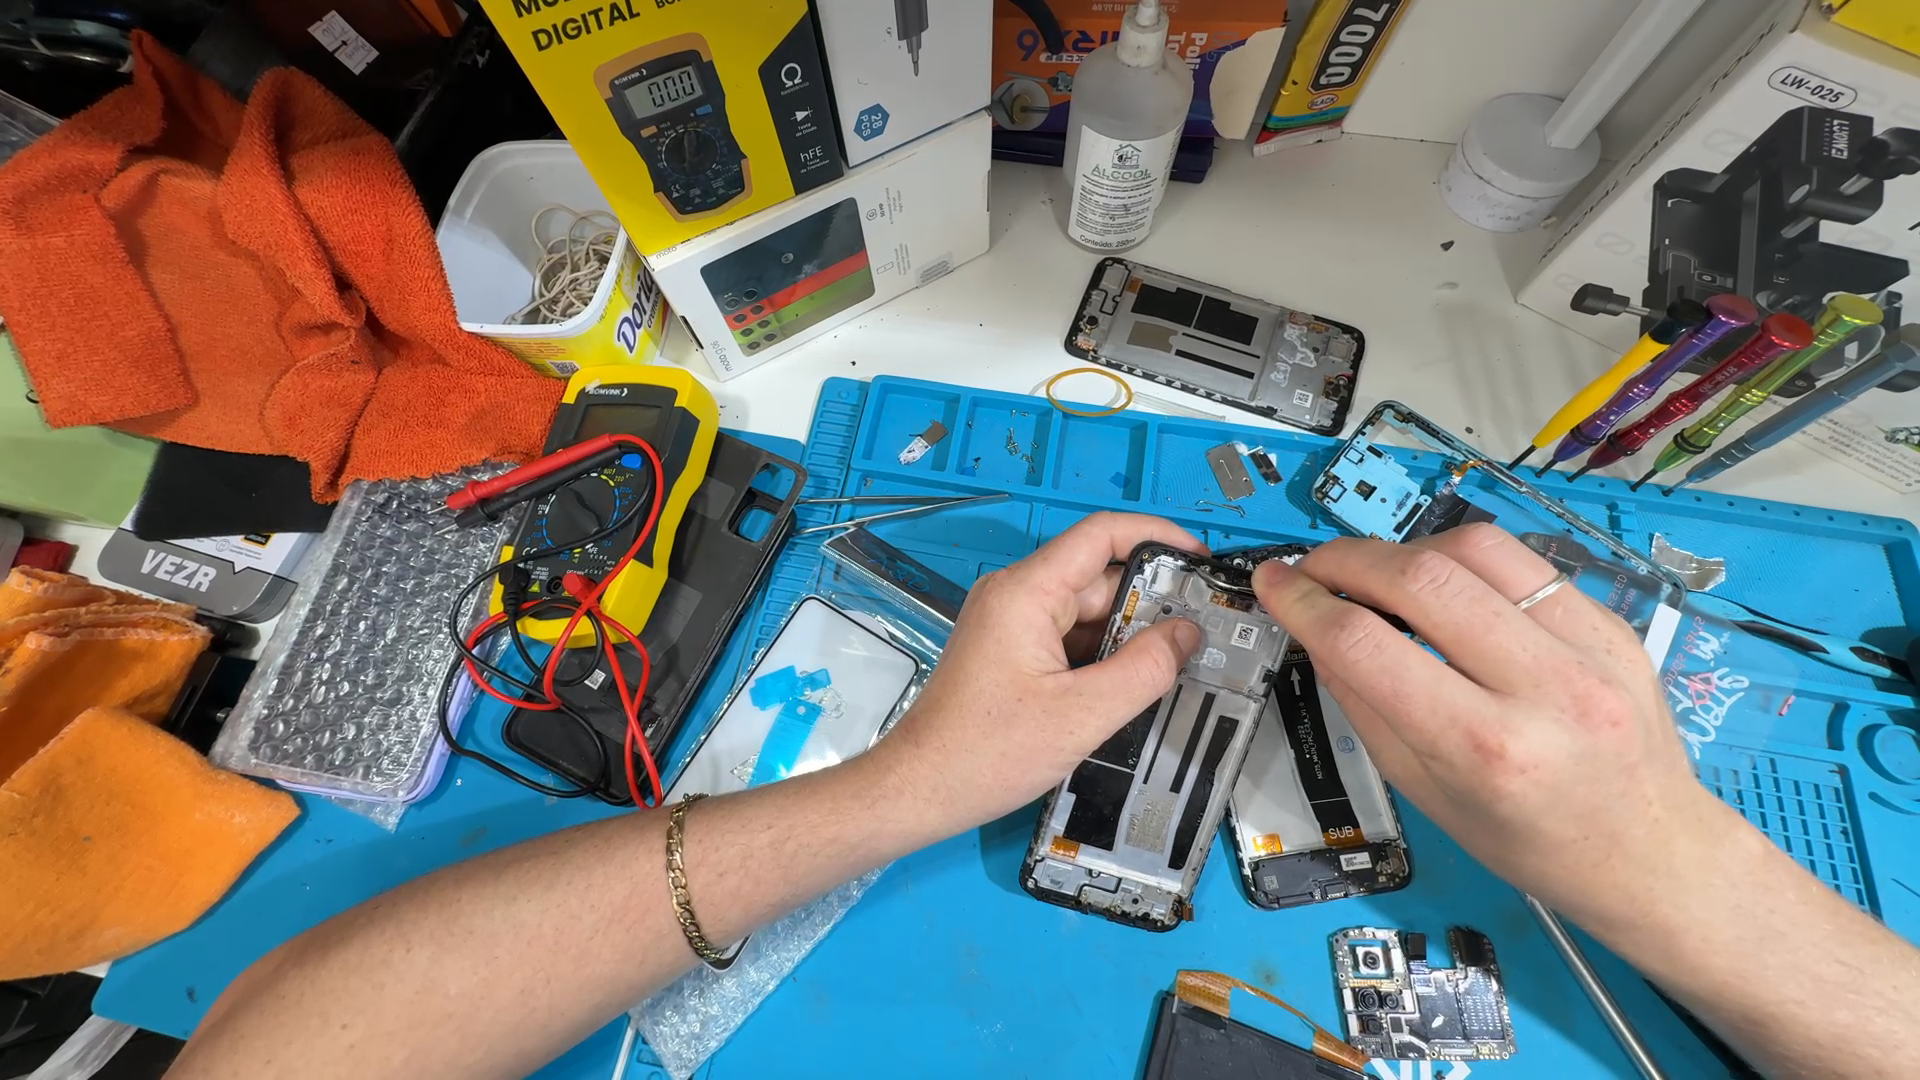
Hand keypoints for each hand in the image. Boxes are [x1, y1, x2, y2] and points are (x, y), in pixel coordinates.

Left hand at [867, 513, 1205, 834]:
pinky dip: (1103, 653)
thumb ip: (1144, 670)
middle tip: (1207, 629)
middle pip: (1098, 578)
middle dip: (1152, 600)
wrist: (921, 787)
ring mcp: (1011, 621)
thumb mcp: (1081, 715)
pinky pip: (1068, 636)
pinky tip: (1136, 679)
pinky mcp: (1010, 648)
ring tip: (1182, 659)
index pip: (1099, 535)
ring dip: (1129, 633)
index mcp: (1026, 592)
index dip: (1155, 535)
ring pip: (1086, 611)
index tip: (1201, 559)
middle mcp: (1016, 595)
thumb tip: (1188, 633)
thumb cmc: (987, 752)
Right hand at [1251, 523, 1734, 928]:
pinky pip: (1516, 559)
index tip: (1270, 582)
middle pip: (1418, 579)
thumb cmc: (1518, 837)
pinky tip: (1438, 586)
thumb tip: (1311, 623)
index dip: (1302, 602)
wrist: (1654, 855)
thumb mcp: (1414, 782)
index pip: (1365, 645)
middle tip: (1310, 570)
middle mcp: (1544, 688)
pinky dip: (1454, 559)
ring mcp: (1591, 647)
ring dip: (1400, 551)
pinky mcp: (1612, 622)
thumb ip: (1358, 695)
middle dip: (1342, 560)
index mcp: (1482, 747)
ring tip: (1375, 577)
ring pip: (1471, 548)